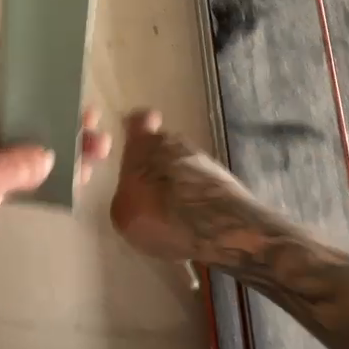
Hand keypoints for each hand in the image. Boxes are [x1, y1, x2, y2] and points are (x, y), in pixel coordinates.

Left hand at [0, 39, 111, 267]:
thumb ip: (18, 163)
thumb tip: (50, 157)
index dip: (18, 49)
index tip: (53, 46)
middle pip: (19, 97)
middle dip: (56, 103)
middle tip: (88, 113)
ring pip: (29, 131)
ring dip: (61, 138)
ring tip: (96, 147)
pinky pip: (27, 161)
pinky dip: (52, 165)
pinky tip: (80, 176)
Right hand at [110, 109, 256, 263]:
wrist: (217, 228)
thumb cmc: (159, 215)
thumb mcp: (123, 214)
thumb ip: (125, 195)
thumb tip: (132, 195)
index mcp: (143, 144)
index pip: (138, 120)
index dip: (136, 128)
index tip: (133, 141)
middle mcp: (173, 142)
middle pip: (162, 143)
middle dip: (156, 160)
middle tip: (150, 187)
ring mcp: (203, 158)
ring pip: (183, 162)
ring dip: (178, 178)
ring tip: (172, 208)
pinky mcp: (224, 178)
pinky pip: (202, 181)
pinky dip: (196, 194)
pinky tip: (192, 218)